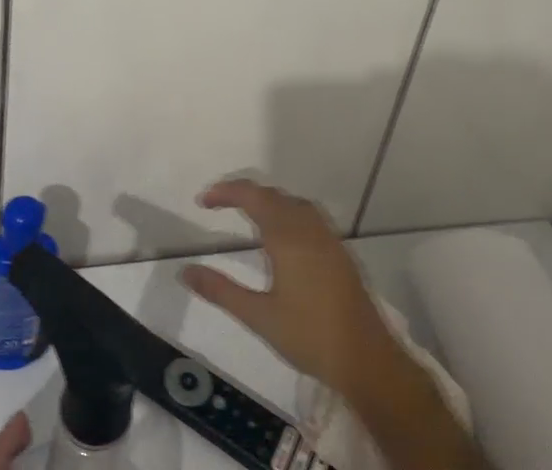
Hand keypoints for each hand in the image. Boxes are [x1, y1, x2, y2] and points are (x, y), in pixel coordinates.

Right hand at [179, 179, 397, 395]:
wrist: (366, 359)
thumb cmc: (309, 337)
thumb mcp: (258, 316)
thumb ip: (221, 290)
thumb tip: (185, 271)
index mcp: (288, 238)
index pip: (254, 197)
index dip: (227, 192)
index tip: (203, 201)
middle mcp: (310, 231)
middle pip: (275, 196)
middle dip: (245, 193)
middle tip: (218, 204)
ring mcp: (329, 241)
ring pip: (296, 204)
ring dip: (269, 201)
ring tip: (247, 214)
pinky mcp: (340, 255)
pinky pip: (310, 217)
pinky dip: (288, 213)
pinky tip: (281, 237)